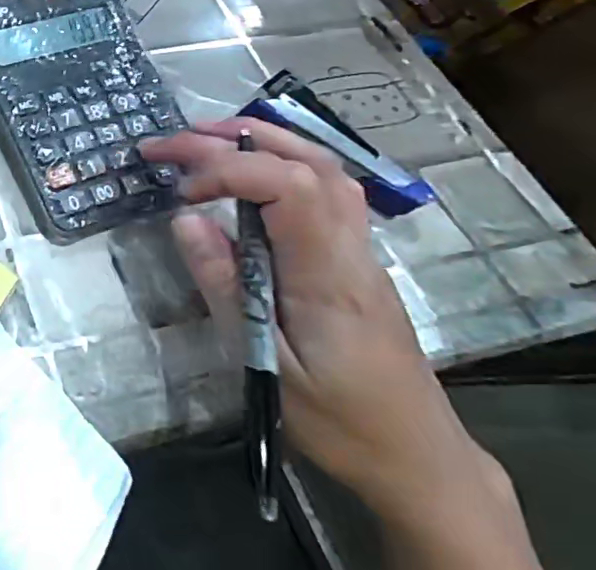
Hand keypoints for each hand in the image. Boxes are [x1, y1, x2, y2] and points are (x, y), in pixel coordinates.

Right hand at [140, 121, 493, 507]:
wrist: (421, 459)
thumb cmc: (343, 423)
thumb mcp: (269, 368)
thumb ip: (226, 289)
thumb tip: (185, 220)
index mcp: (329, 272)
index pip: (287, 186)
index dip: (229, 171)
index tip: (182, 192)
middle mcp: (350, 244)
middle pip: (304, 160)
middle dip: (235, 138)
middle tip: (174, 141)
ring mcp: (360, 245)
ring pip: (321, 165)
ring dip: (262, 139)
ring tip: (208, 137)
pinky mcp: (356, 254)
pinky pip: (325, 185)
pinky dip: (282, 159)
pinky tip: (254, 170)